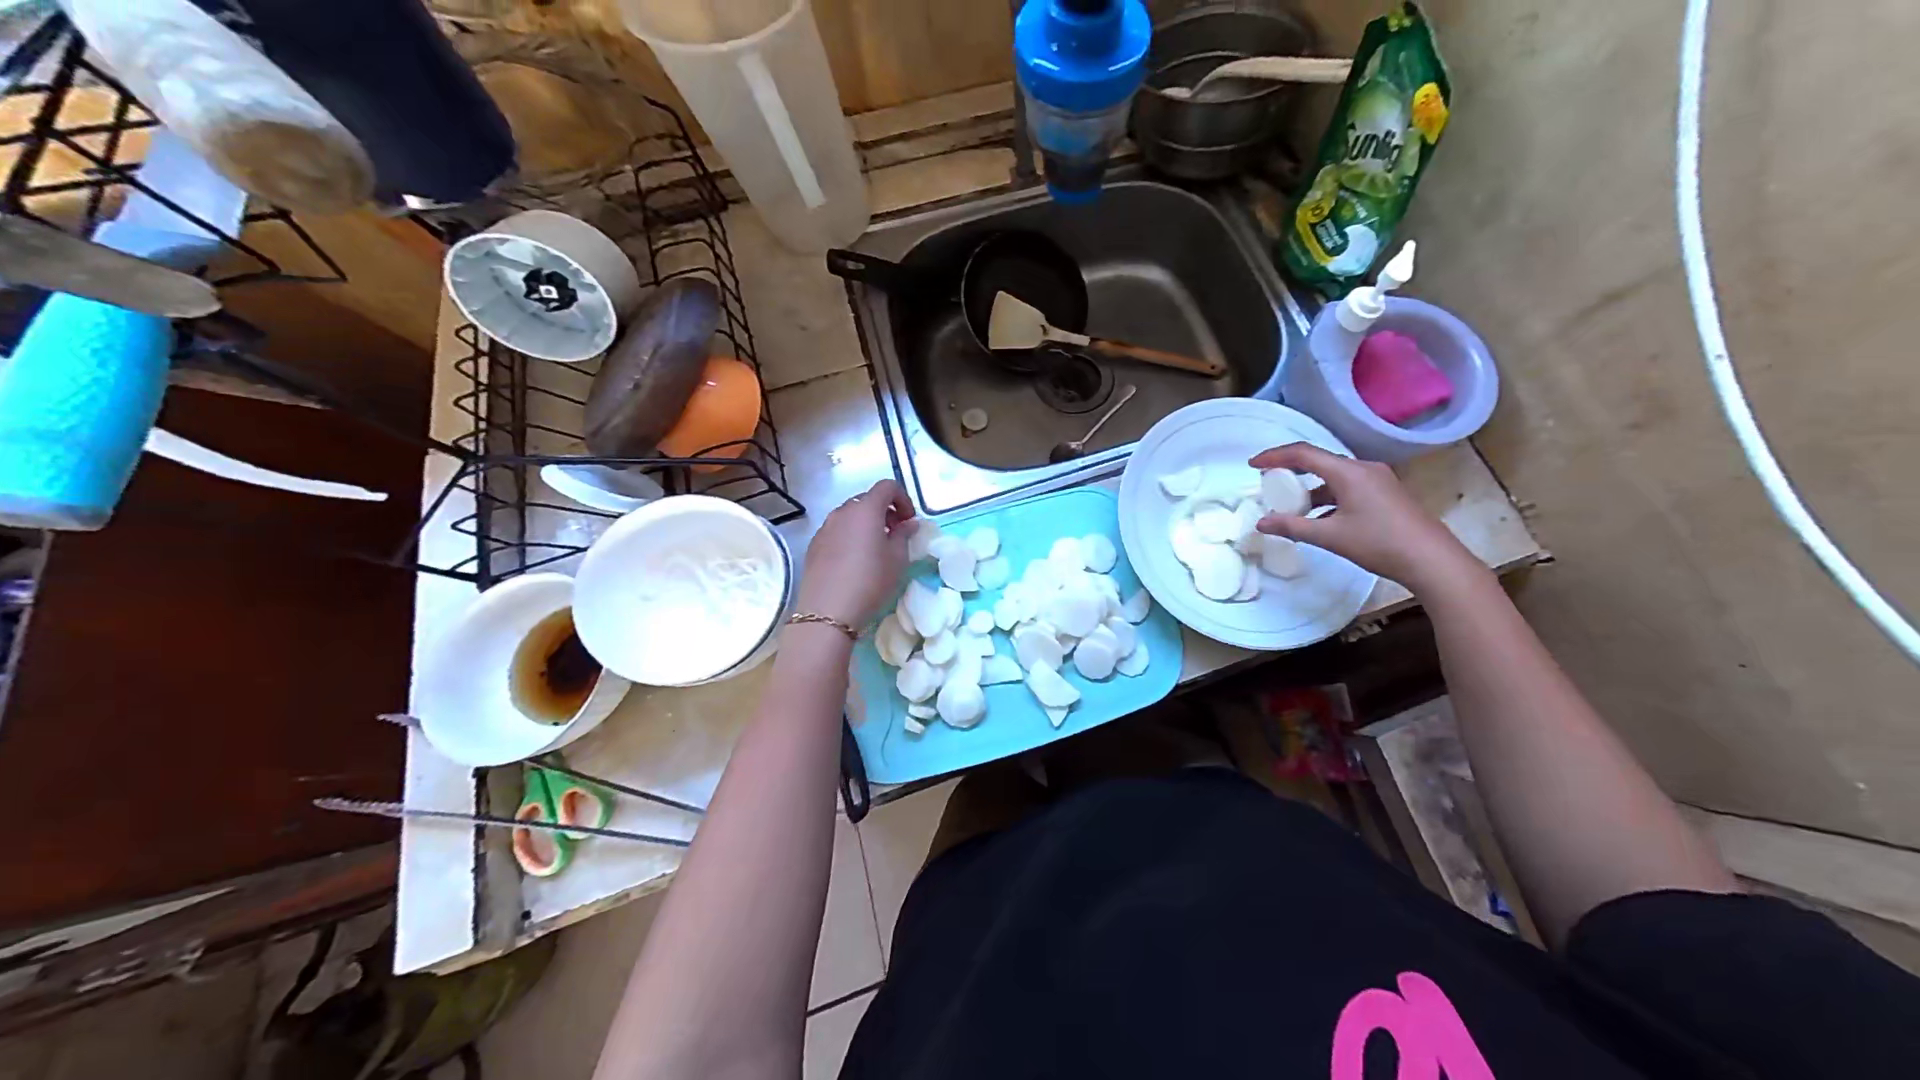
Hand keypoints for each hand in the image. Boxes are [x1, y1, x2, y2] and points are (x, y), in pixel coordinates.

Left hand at [795, 479, 915, 628]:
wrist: (827, 612)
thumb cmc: (870, 582)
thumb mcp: (897, 560)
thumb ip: (903, 535)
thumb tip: (907, 524)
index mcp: (866, 509)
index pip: (887, 486)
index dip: (902, 498)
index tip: (909, 520)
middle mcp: (842, 512)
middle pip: (867, 500)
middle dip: (884, 511)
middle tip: (895, 534)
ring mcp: (824, 528)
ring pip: (850, 516)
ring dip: (866, 524)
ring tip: (875, 549)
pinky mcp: (814, 545)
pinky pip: (837, 531)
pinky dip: (850, 536)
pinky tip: (854, 561)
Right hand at [1249, 443, 1481, 592]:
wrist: (1432, 561)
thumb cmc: (1379, 543)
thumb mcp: (1330, 537)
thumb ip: (1292, 527)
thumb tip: (1261, 523)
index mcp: (1349, 472)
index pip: (1304, 454)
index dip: (1275, 456)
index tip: (1252, 464)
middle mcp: (1364, 469)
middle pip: (1319, 461)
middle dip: (1291, 469)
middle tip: (1268, 479)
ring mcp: (1378, 481)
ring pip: (1334, 476)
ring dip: (1310, 487)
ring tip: (1290, 504)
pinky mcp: (1386, 494)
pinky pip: (1348, 487)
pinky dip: (1328, 497)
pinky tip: (1319, 518)